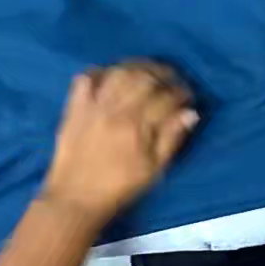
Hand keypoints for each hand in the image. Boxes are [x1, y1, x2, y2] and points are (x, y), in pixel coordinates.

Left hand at [39, 60, 199, 227]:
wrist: (75, 199)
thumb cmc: (118, 188)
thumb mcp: (153, 170)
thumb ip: (172, 139)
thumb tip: (190, 113)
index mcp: (136, 127)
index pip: (166, 97)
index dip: (181, 92)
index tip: (187, 95)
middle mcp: (114, 110)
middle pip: (143, 77)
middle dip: (163, 73)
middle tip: (172, 78)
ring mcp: (92, 105)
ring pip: (118, 72)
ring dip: (136, 67)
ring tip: (147, 72)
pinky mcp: (74, 107)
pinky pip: (86, 78)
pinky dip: (101, 72)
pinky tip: (112, 76)